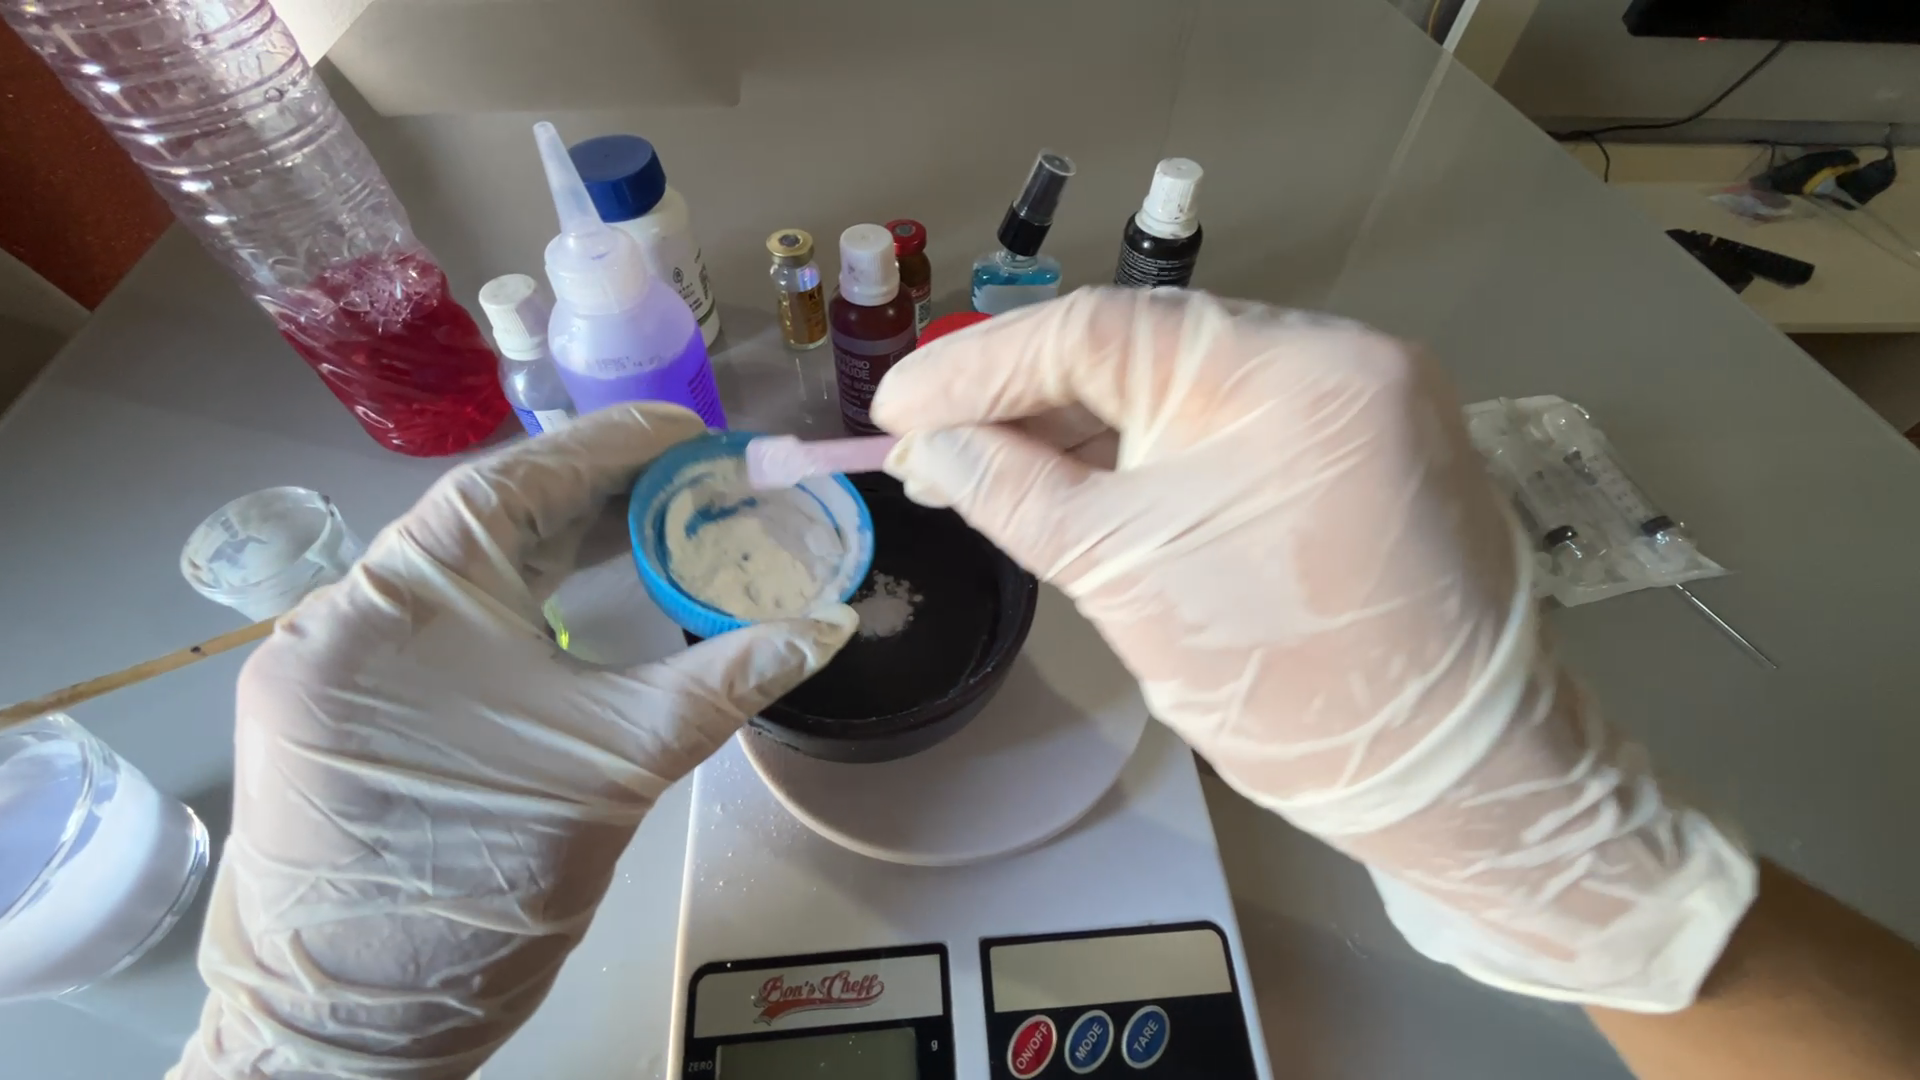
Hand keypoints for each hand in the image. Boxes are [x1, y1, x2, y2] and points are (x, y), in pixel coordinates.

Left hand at [171, 406, 854, 1079]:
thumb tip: (831, 624)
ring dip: (572, 542)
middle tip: (694, 476)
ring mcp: (347, 660)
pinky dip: (538, 594)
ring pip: (480, 569)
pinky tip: (596, 595)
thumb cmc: (486, 874)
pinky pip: (462, 617)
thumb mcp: (623, 759)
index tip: (686, 426)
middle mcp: (358, 613)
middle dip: (601, 493)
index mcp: (403, 603)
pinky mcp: (359, 704)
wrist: (356, 1026)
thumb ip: (730, 678)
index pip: (512, 484)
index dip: (606, 444)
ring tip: (662, 520)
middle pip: (498, 520)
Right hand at [872, 288, 1752, 1010]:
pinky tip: (1054, 473)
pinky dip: (1125, 454)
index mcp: (1288, 373)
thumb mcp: (1124, 578)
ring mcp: (1341, 397)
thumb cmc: (1286, 685)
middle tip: (923, 433)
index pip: (1096, 333)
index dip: (978, 366)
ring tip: (970, 458)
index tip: (896, 404)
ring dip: (1064, 427)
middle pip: (1130, 350)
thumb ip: (1014, 492)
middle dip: (1015, 396)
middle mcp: (1327, 355)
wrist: (1445, 776)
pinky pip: (1205, 429)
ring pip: (1165, 390)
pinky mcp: (1338, 446)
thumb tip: (926, 447)